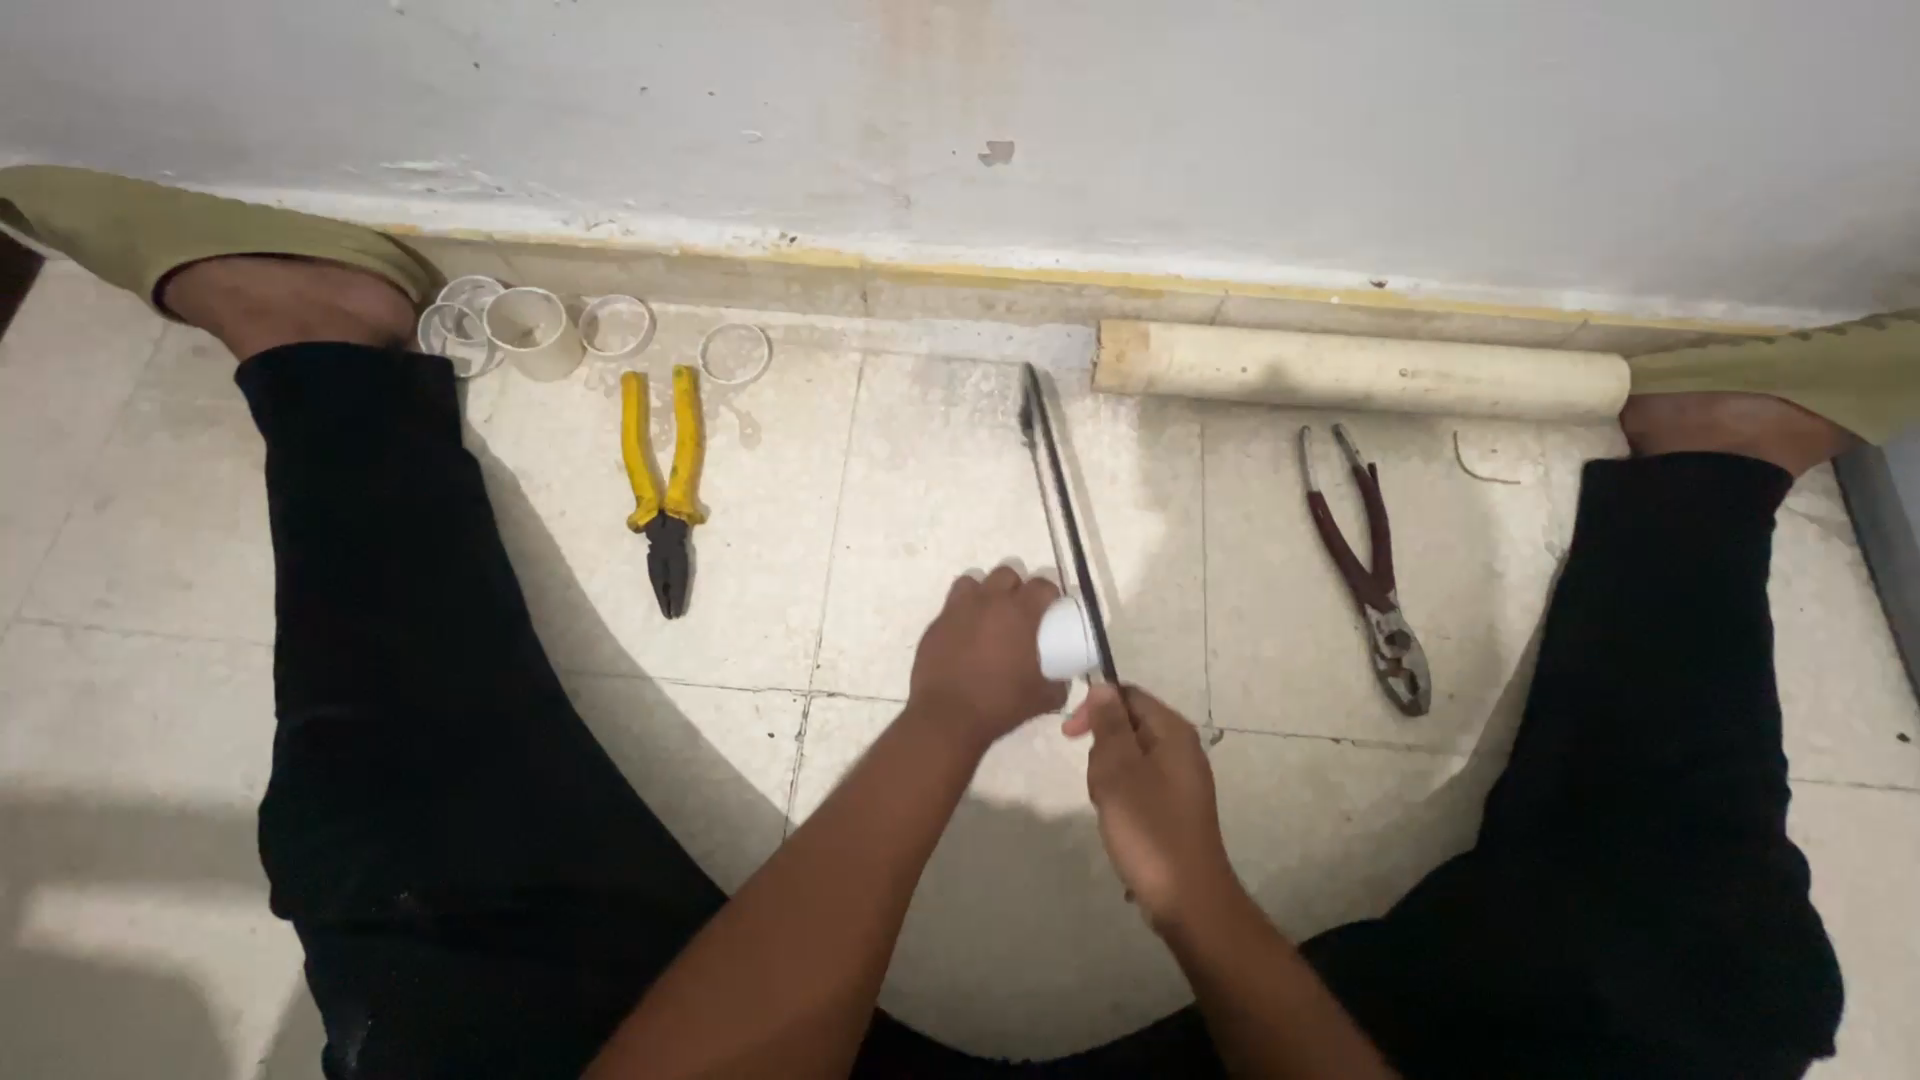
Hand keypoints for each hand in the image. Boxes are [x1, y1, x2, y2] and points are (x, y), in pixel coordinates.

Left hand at [909, 566, 1069, 746]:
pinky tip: (965, 636)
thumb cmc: (1000, 704)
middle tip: (1019, 611)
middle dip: (1016, 587)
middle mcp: (988, 601)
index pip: (1042, 585)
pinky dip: (962, 614)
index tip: (1051, 609)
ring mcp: (958, 609)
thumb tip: (1062, 679)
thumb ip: (1059, 683)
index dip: (1050, 594)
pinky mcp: (936, 624)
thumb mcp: (1043, 698)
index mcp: (1020, 613)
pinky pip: (952, 606)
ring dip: (985, 593)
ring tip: (989, 616)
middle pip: (1006, 574)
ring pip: (974, 582)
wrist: (948, 716)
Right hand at [1066, 685, 1240, 931]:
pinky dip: (1122, 794)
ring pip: (1130, 757)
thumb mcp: (1118, 770)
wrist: (1187, 898)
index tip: (1069, 734)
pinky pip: (1140, 783)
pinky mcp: (1175, 806)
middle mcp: (1183, 749)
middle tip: (1095, 781)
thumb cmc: (1148, 828)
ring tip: (1106, 806)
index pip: (1128, 695)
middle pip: (1129, 725)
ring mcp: (1181, 780)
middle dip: (1102, 747)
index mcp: (1173, 732)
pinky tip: (1118, 820)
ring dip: (1108, 775)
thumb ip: (1109, 725)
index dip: (1096, 707)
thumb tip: (1103, 687)